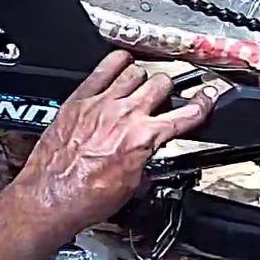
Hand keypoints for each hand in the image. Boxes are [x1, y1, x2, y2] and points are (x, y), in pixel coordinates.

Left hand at [2, 50, 214, 242]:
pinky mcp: (79, 100)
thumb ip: (146, 157)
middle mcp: (124, 115)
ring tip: (141, 84)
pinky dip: (115, 62)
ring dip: (141, 78)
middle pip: (160, 83)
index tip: (209, 96)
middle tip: (166, 96)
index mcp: (143, 138)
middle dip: (167, 89)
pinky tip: (120, 61)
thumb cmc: (86, 197)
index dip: (203, 104)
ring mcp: (101, 104)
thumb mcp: (132, 184)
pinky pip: (102, 70)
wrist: (51, 198)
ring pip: (134, 72)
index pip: (185, 114)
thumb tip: (150, 150)